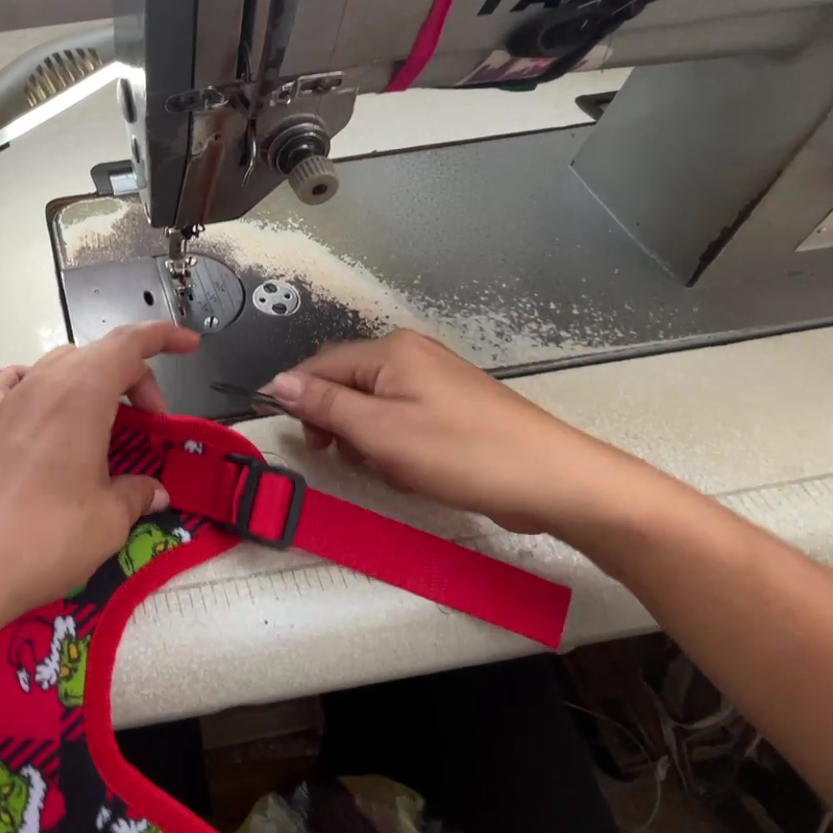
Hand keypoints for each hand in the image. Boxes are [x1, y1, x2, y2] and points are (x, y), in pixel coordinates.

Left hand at [0, 322, 200, 637]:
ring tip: (109, 424)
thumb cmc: (49, 535)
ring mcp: (12, 400)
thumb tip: (156, 492)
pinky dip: (41, 383)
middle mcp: (45, 383)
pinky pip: (17, 381)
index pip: (130, 343)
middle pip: (100, 355)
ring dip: (95, 381)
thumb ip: (138, 494)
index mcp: (83, 392)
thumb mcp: (110, 518)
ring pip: (62, 364)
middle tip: (152, 427)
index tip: (191, 346)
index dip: (164, 337)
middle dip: (136, 378)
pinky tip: (48, 408)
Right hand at [260, 330, 663, 534]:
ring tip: (382, 468)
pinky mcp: (454, 404)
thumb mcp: (380, 433)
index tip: (299, 442)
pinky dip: (393, 440)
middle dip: (335, 421)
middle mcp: (412, 353)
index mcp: (391, 352)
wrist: (555, 480)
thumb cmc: (460, 454)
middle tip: (339, 459)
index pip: (321, 366)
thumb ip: (325, 405)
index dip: (299, 400)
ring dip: (364, 436)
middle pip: (346, 381)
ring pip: (373, 402)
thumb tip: (277, 382)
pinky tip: (408, 467)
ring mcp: (436, 377)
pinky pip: (402, 414)